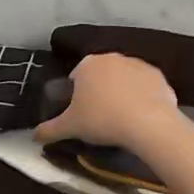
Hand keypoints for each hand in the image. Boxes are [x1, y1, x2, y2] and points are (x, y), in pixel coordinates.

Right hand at [34, 53, 183, 149]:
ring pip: (124, 79)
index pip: (76, 76)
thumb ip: (49, 130)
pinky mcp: (160, 76)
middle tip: (100, 117)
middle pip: (101, 75)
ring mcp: (138, 64)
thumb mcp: (70, 128)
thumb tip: (33, 136)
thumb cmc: (101, 120)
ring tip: (122, 118)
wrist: (147, 123)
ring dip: (121, 93)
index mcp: (88, 64)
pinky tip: (141, 116)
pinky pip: (145, 87)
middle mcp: (112, 57)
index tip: (81, 114)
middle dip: (99, 92)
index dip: (77, 95)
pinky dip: (142, 98)